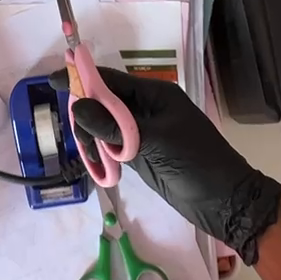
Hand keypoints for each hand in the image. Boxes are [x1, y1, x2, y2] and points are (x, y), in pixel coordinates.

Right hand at [52, 66, 280, 264]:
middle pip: (104, 103)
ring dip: (95, 140)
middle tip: (84, 144)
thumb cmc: (196, 164)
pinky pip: (113, 145)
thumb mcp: (154, 143)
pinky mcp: (142, 153)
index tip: (55, 77)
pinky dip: (103, 154)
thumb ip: (114, 126)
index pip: (110, 80)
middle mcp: (146, 108)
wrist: (225, 202)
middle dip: (87, 118)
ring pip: (105, 126)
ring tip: (98, 164)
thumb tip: (79, 106)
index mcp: (154, 94)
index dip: (83, 77)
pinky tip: (101, 168)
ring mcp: (144, 131)